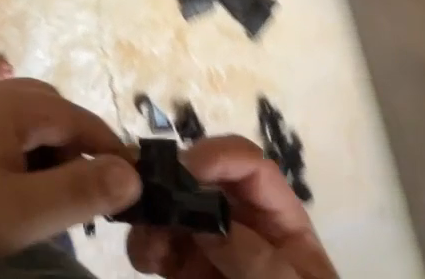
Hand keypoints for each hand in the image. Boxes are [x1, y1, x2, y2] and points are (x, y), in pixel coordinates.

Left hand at [0, 77, 141, 271]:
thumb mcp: (26, 212)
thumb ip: (82, 190)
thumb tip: (132, 173)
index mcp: (11, 103)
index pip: (78, 117)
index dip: (110, 150)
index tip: (137, 187)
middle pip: (51, 111)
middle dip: (78, 148)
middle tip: (92, 197)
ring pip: (24, 121)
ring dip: (48, 153)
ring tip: (54, 201)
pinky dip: (20, 156)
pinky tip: (14, 191)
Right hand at [127, 136, 336, 278]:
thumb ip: (257, 262)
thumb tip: (206, 221)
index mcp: (280, 222)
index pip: (249, 166)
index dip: (218, 157)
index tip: (187, 172)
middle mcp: (240, 224)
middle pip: (199, 178)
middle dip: (171, 183)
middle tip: (149, 196)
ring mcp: (209, 248)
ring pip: (170, 207)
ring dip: (152, 214)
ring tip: (148, 244)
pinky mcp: (183, 271)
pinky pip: (156, 243)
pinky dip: (143, 244)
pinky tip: (146, 260)